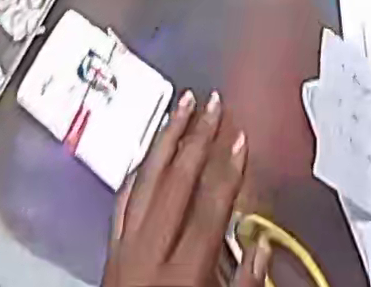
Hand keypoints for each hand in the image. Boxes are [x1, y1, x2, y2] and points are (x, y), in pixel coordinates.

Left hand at [105, 90, 267, 286]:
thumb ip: (244, 285)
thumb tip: (260, 246)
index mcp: (182, 274)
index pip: (209, 209)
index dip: (227, 170)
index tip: (239, 136)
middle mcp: (149, 251)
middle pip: (176, 181)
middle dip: (197, 136)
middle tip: (212, 102)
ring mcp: (125, 247)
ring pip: (146, 177)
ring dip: (167, 136)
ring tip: (181, 105)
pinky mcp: (110, 249)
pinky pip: (123, 197)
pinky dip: (140, 167)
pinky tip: (151, 149)